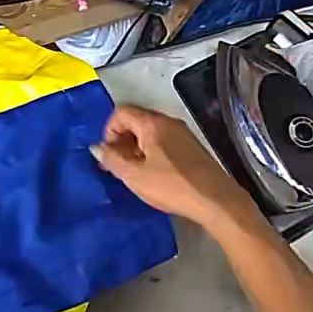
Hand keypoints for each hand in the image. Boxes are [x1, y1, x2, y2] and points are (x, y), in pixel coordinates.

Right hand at [93, 106, 261, 233]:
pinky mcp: (192, 147)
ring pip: (151, 132)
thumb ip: (112, 159)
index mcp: (153, 124)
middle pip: (137, 120)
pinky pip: (165, 141)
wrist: (214, 199)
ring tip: (132, 171)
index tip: (107, 153)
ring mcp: (183, 134)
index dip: (108, 130)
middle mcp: (169, 122)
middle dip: (121, 139)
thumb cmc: (173, 187)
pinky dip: (152, 151)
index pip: (122, 112)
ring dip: (136, 147)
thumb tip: (97, 147)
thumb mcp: (135, 176)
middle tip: (115, 164)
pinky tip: (152, 173)